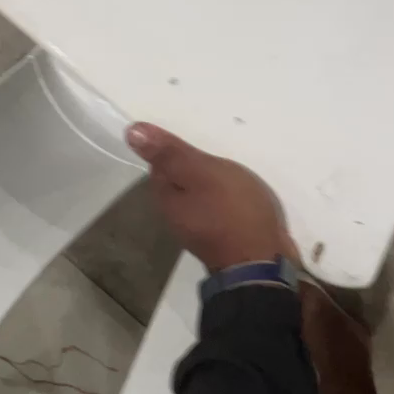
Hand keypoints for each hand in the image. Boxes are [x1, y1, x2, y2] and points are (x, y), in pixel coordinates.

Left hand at [126, 123, 294, 270]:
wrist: (263, 263)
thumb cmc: (232, 212)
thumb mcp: (202, 173)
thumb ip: (171, 153)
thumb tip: (130, 131)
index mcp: (168, 200)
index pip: (159, 165)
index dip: (173, 147)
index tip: (191, 133)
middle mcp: (178, 216)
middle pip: (180, 179)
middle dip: (194, 162)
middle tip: (215, 143)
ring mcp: (201, 227)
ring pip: (201, 192)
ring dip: (212, 177)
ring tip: (232, 161)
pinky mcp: (224, 233)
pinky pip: (219, 205)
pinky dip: (227, 193)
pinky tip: (242, 187)